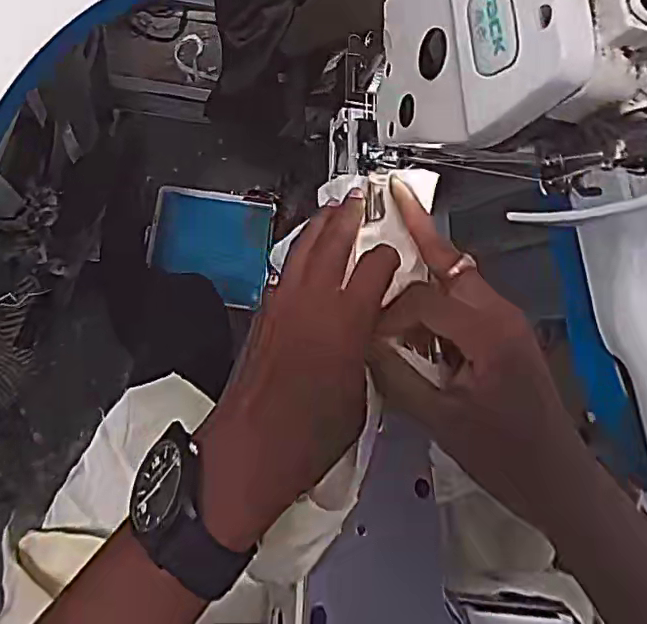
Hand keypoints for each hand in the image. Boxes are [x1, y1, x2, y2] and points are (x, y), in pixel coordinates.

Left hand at [195, 191, 399, 550]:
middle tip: (357, 198)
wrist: (251, 447)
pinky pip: (284, 268)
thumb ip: (368, 351)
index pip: (375, 267)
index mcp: (346, 319)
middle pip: (334, 240)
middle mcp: (313, 301)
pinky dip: (298, 252)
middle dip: (348, 215)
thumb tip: (369, 336)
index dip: (390, 257)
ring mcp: (284, 302)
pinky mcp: (265, 312)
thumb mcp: (360, 395)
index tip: (395, 256)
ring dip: (319, 224)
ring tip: (330, 211)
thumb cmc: (307, 434)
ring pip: (304, 246)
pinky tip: (303, 253)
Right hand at [367, 180, 599, 534]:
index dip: (390, 313)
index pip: (425, 299)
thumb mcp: (442, 420)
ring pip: (458, 276)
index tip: (371, 333)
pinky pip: (465, 301)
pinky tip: (418, 324)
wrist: (557, 478)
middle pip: (450, 261)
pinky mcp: (505, 333)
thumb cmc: (510, 455)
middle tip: (394, 200)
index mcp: (488, 332)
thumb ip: (398, 376)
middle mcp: (500, 314)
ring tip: (393, 269)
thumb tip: (367, 347)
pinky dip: (438, 301)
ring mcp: (506, 321)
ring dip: (425, 270)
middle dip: (419, 230)